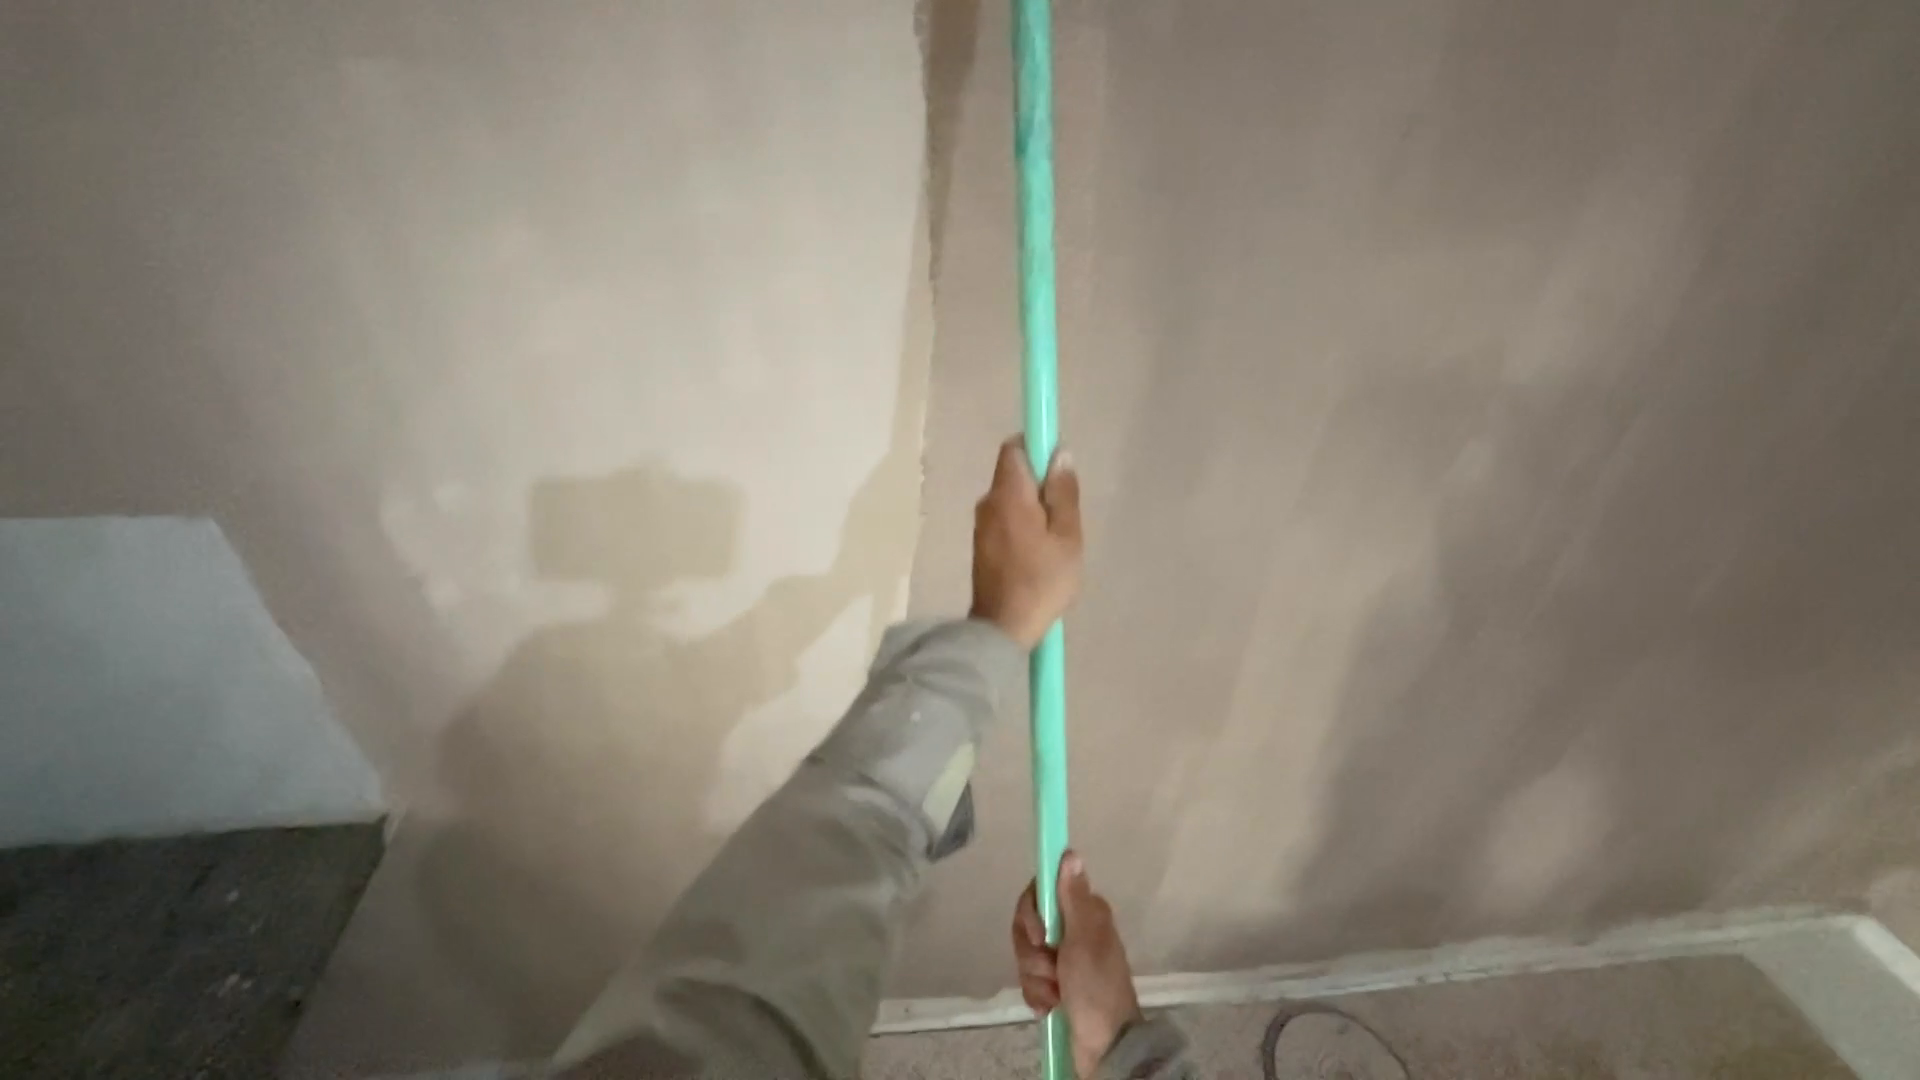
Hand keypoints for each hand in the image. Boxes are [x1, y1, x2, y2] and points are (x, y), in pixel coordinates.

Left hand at [971, 436, 1082, 648]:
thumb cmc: (1042, 581)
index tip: (1057, 465)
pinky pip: (1004, 519)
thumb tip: (1060, 453)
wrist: (1002, 628)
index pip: (1014, 448)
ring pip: (1010, 499)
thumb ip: (1063, 492)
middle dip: (1039, 483)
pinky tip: (1038, 554)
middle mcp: (987, 503)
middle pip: (1013, 474)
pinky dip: (1022, 525)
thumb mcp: (1067, 537)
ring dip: (1032, 508)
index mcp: (1008, 494)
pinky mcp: (981, 545)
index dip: (1036, 446)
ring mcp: (980, 525)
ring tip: (1054, 541)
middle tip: (1064, 514)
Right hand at [1012, 852, 1142, 1076]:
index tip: (1040, 933)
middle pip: (1028, 922)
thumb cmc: (1096, 987)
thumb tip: (1070, 852)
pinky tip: (1050, 1006)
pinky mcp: (1053, 984)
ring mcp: (1062, 958)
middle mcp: (1072, 929)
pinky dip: (1036, 994)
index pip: (1041, 890)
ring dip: (1035, 976)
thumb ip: (1072, 896)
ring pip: (1025, 952)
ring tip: (1055, 993)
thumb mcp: (1085, 939)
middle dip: (1032, 951)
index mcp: (1083, 912)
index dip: (1032, 910)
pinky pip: (1028, 978)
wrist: (1104, 1048)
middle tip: (1050, 967)